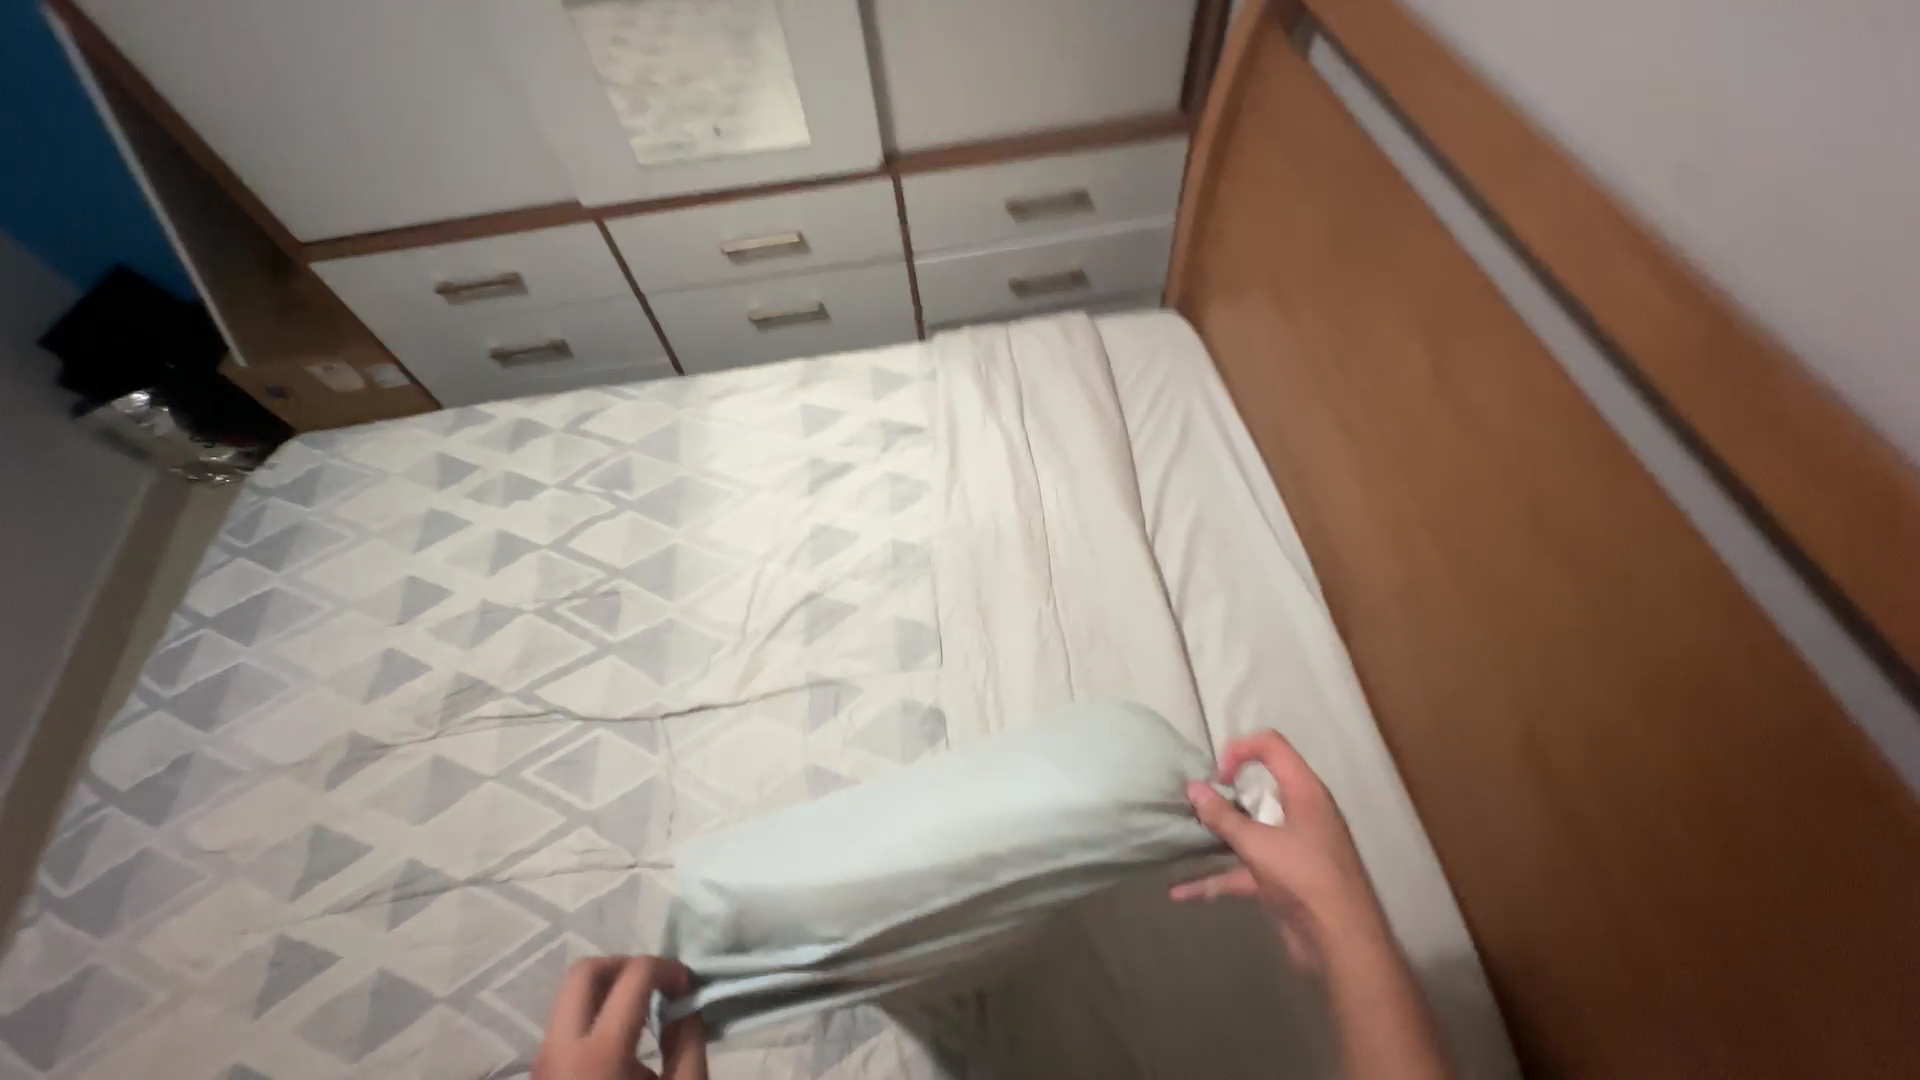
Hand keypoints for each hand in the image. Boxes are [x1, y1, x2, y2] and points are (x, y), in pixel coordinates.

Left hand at [534, 956, 706, 1079]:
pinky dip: (595, 1016)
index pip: (634, 976)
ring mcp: (542, 1066)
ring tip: (643, 1013)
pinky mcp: (539, 1079)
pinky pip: (565, 1027)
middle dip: (626, 965)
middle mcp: (560, 1051)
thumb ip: (689, 1040)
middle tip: (657, 984)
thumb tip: (684, 1004)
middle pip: (583, 972)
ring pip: (568, 998)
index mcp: (600, 1053)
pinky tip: (623, 1042)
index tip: (688, 988)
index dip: (668, 968)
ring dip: (609, 990)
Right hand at [1173, 730, 1384, 968]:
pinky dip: (1213, 879)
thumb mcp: (1259, 845)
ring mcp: (1289, 848)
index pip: (1272, 747)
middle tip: (1193, 800)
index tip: (1216, 775)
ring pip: (1246, 830)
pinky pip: (1240, 871)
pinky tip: (1180, 892)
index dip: (1240, 750)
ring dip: (1214, 834)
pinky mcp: (1280, 879)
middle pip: (1256, 788)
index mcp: (1304, 793)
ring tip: (1179, 835)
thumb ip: (1223, 818)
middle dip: (1221, 792)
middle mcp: (1299, 814)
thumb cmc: (1306, 880)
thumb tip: (1192, 787)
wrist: (1342, 946)